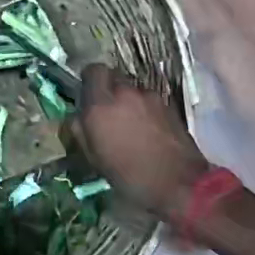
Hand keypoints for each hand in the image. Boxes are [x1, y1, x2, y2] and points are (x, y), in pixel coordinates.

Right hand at [70, 65, 211, 218]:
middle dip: (109, 90)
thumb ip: (81, 131)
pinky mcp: (168, 104)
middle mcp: (124, 94)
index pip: (92, 71)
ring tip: (131, 125)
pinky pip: (149, 100)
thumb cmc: (130, 176)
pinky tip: (149, 130)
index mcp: (100, 105)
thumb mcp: (94, 159)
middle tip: (109, 112)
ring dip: (129, 101)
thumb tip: (76, 117)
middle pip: (114, 77)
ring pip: (133, 89)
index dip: (90, 80)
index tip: (89, 95)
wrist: (179, 183)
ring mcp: (149, 97)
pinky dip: (145, 109)